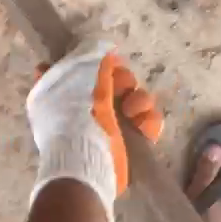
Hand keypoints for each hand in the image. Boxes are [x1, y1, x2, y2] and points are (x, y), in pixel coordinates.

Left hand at [25, 42, 164, 221]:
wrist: (85, 165)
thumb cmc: (74, 121)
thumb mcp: (72, 85)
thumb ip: (80, 64)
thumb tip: (69, 56)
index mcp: (77, 94)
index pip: (99, 69)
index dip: (108, 64)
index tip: (109, 66)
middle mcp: (98, 108)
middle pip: (124, 82)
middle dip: (126, 81)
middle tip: (122, 89)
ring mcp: (118, 126)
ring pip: (142, 100)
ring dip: (140, 100)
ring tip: (131, 112)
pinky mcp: (135, 143)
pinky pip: (152, 123)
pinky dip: (150, 121)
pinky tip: (140, 125)